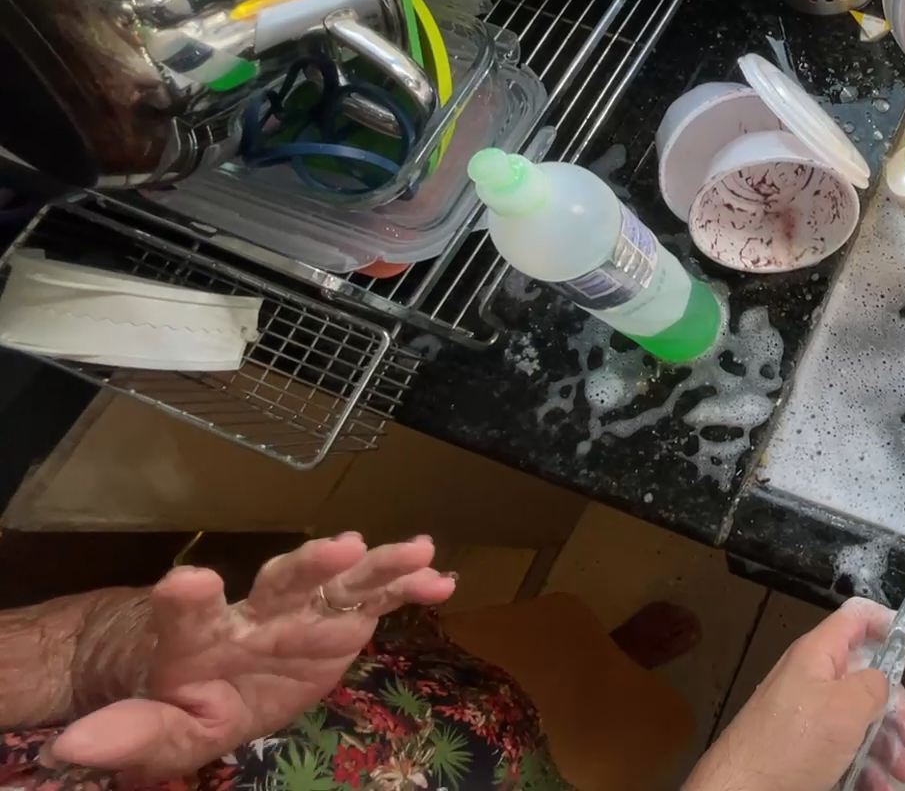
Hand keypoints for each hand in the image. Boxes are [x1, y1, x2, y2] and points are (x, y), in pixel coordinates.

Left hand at [51, 533, 455, 778]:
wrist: (246, 687)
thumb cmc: (202, 704)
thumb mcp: (170, 733)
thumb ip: (135, 734)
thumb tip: (73, 745)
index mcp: (207, 638)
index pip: (190, 616)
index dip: (187, 599)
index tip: (186, 581)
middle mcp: (267, 609)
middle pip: (288, 577)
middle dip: (315, 561)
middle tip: (342, 546)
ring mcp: (318, 606)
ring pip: (351, 575)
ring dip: (384, 561)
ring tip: (419, 550)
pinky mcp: (356, 612)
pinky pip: (390, 595)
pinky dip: (418, 585)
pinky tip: (443, 582)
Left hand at [687, 597, 904, 790]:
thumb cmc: (793, 744)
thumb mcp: (845, 708)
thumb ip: (874, 685)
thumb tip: (882, 681)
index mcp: (820, 653)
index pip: (858, 617)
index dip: (890, 622)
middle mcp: (814, 679)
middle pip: (868, 678)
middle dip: (899, 709)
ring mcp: (807, 718)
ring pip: (859, 720)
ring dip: (888, 745)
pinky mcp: (803, 752)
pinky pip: (842, 750)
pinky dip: (865, 766)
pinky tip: (880, 787)